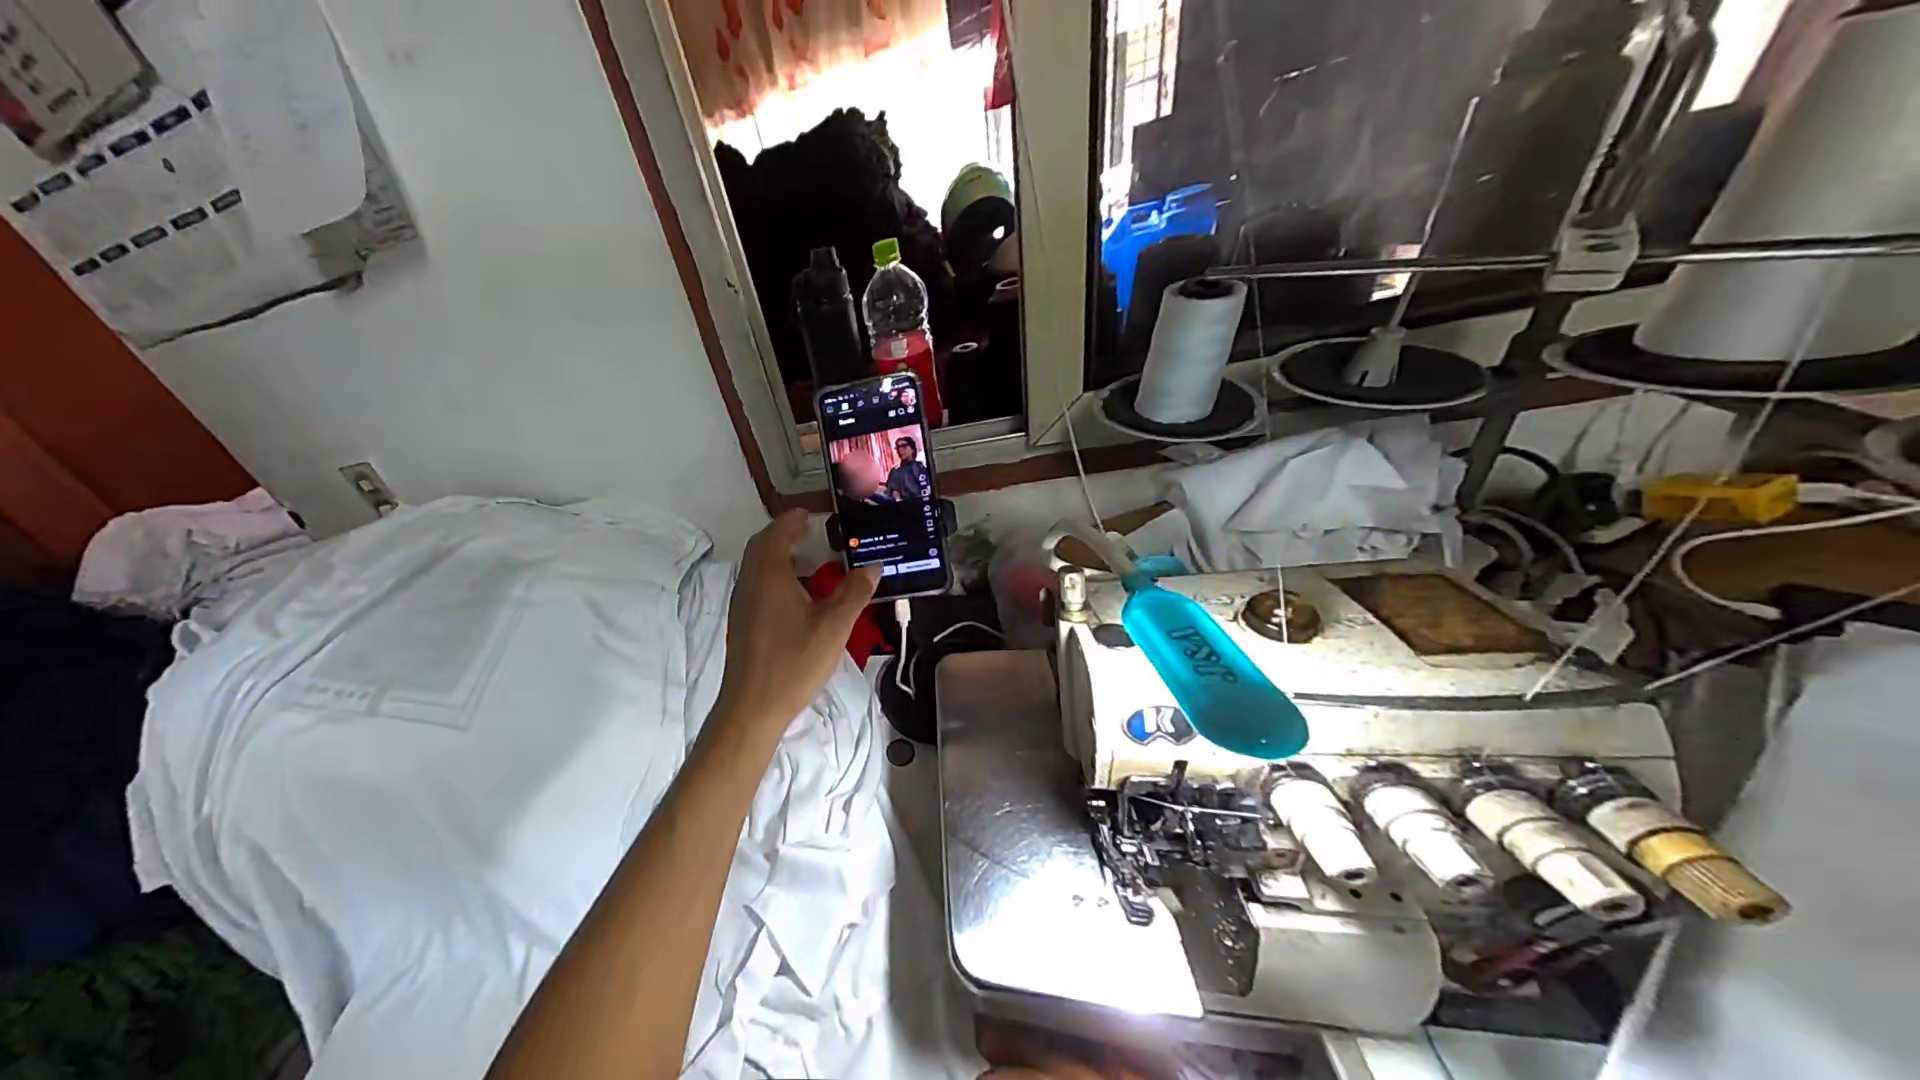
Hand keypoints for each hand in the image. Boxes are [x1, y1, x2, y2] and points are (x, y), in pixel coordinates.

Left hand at [714, 509, 880, 731]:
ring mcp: (743, 604)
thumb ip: (854, 592)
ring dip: (779, 555)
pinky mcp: (742, 622)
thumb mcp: (834, 626)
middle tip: (812, 532)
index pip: (777, 532)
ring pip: (757, 566)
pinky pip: (757, 584)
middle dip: (785, 533)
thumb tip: (873, 566)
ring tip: (810, 561)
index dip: (794, 519)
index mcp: (770, 576)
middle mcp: (750, 583)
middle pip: (762, 545)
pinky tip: (798, 595)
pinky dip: (775, 575)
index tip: (813, 512)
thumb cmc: (794, 662)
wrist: (752, 707)